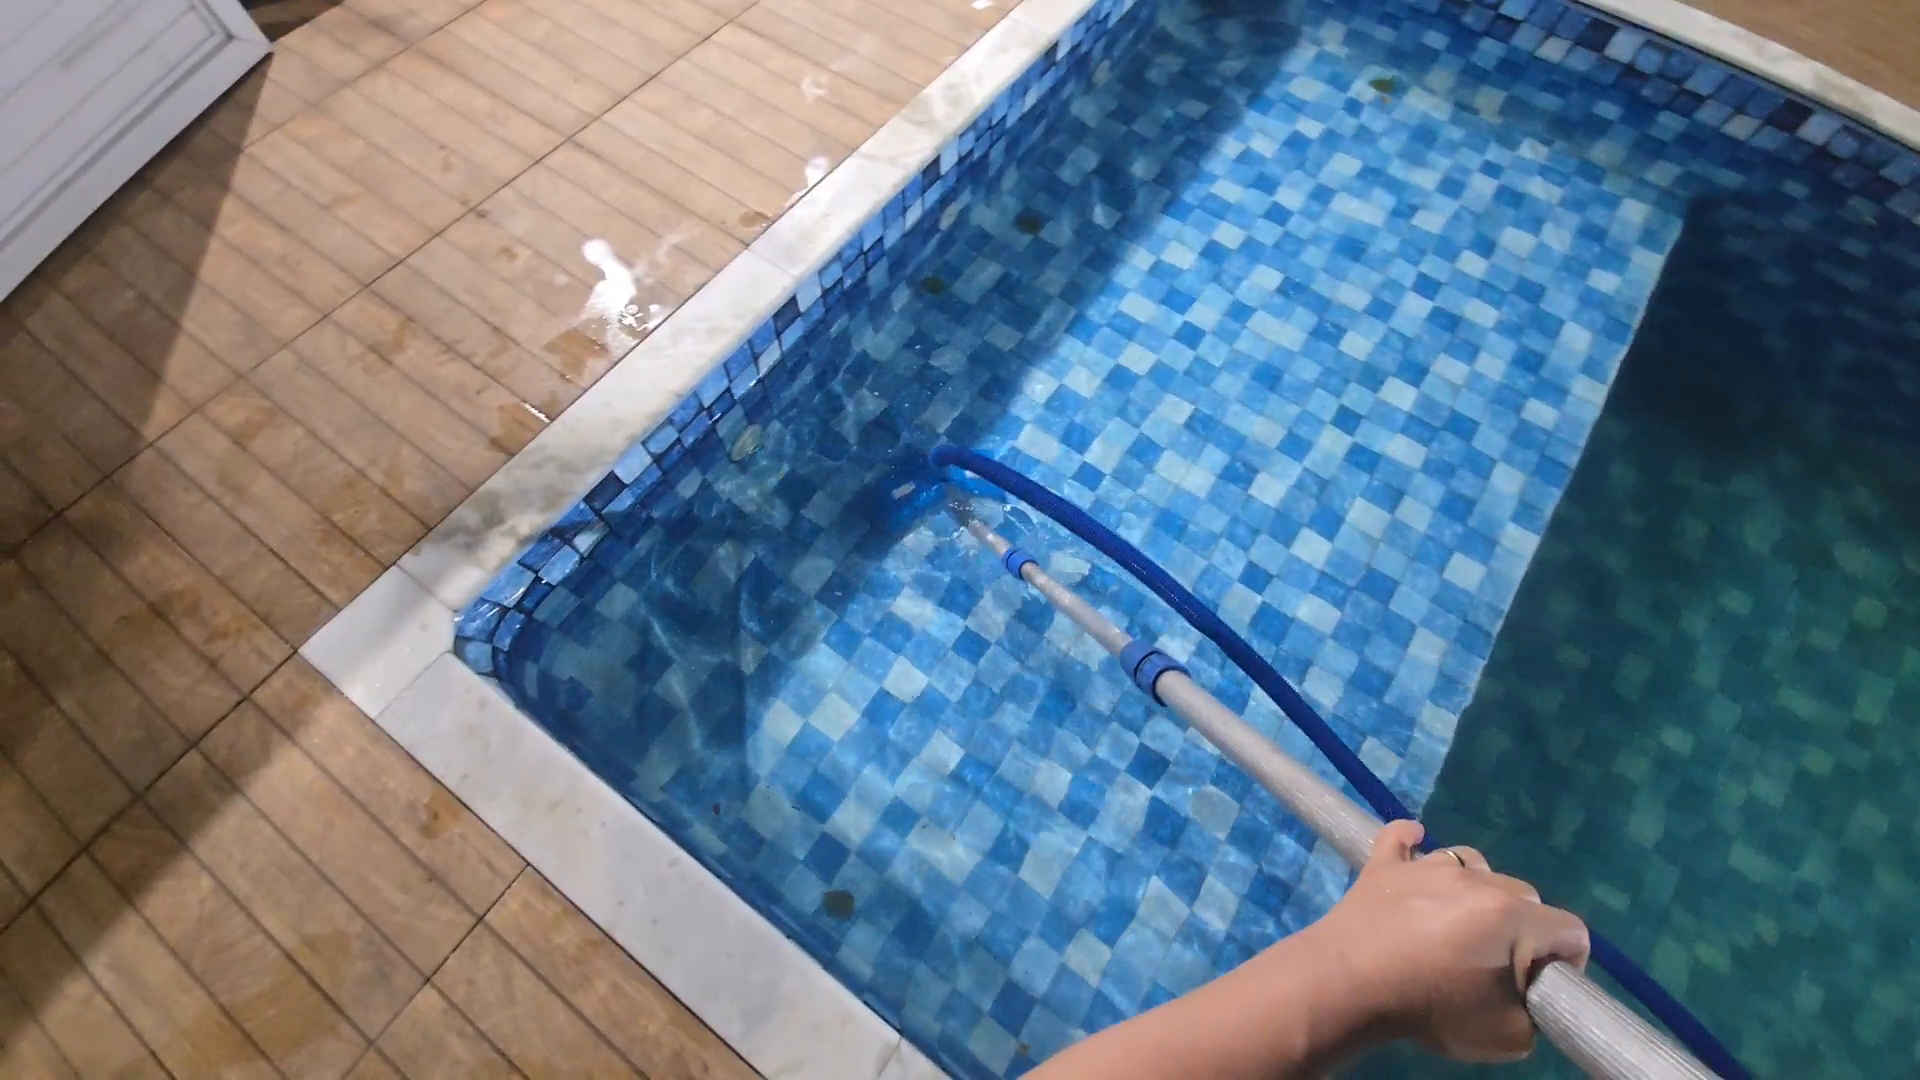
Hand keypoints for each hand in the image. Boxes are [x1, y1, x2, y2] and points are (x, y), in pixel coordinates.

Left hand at [1295, 819, 1590, 1062]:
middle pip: (1520, 891)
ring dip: (1475, 887)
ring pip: (1467, 861)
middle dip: (1523, 925)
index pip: (1568, 928)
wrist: (1350, 982)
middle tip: (1499, 959)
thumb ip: (1535, 1005)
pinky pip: (1398, 835)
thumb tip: (1528, 984)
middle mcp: (1470, 878)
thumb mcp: (1511, 1034)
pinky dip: (1409, 838)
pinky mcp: (1381, 863)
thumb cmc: (1432, 1008)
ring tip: (1460, 918)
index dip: (1567, 959)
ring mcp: (1422, 865)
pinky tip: (1413, 840)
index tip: (1545, 981)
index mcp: (1509, 916)